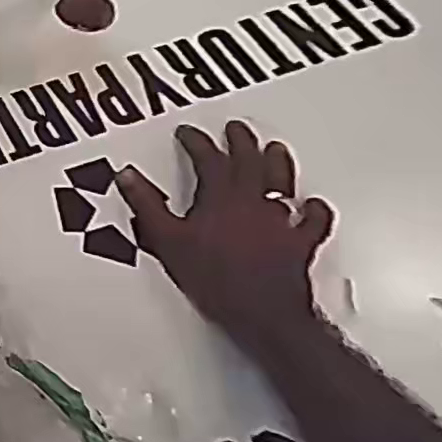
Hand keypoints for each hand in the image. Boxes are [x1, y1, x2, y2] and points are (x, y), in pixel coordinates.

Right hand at [116, 122, 335, 355]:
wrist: (260, 313)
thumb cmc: (212, 276)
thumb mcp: (165, 238)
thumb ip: (146, 203)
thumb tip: (128, 175)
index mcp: (221, 200)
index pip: (210, 160)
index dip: (197, 143)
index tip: (188, 133)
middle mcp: (254, 204)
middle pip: (250, 164)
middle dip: (241, 143)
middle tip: (235, 129)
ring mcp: (282, 223)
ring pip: (282, 182)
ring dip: (276, 162)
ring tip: (273, 148)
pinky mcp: (300, 244)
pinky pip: (313, 220)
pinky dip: (313, 208)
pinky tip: (312, 203)